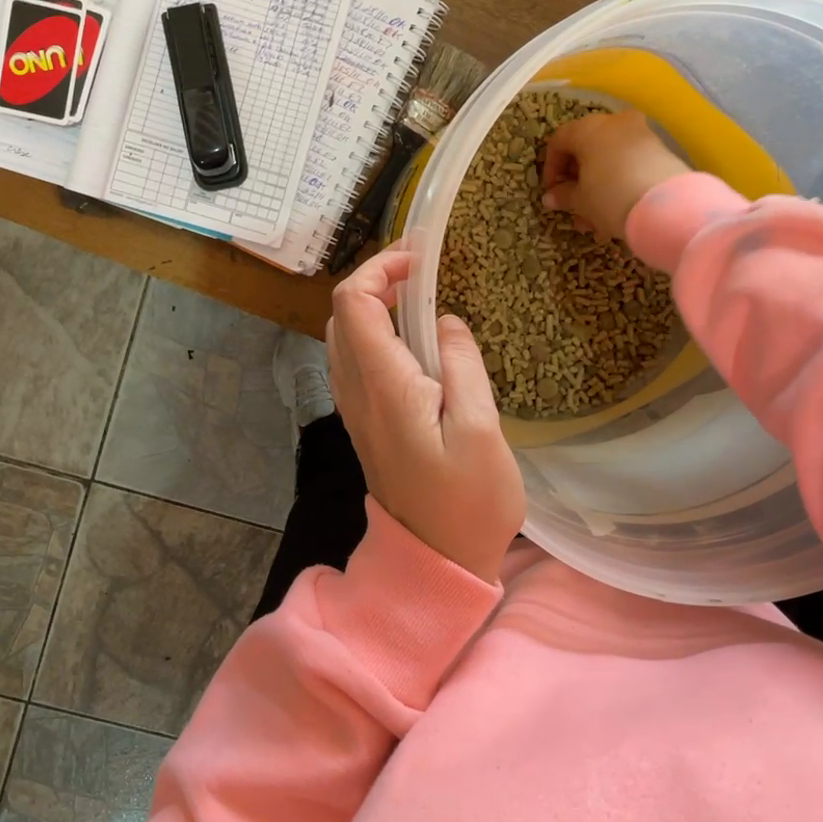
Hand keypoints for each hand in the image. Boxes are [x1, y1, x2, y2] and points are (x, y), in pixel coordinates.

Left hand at [326, 247, 524, 582]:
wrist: (435, 562)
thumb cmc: (468, 503)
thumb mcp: (480, 431)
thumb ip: (460, 366)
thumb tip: (444, 320)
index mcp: (383, 386)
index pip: (353, 303)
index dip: (379, 269)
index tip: (420, 259)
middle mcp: (356, 392)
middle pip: (341, 314)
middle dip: (374, 281)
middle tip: (423, 274)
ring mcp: (355, 409)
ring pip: (343, 338)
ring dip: (372, 307)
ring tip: (420, 299)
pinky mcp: (365, 423)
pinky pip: (354, 363)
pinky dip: (374, 335)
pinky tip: (413, 342)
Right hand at [541, 111, 691, 240]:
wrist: (667, 206)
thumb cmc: (610, 196)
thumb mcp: (581, 200)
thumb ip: (564, 196)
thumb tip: (551, 197)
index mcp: (588, 128)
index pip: (558, 141)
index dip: (550, 168)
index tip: (551, 191)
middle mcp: (615, 123)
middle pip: (586, 148)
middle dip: (576, 179)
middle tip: (572, 204)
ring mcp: (641, 135)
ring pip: (608, 158)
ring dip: (596, 186)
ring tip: (594, 220)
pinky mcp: (660, 151)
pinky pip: (628, 164)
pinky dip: (618, 183)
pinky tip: (615, 212)